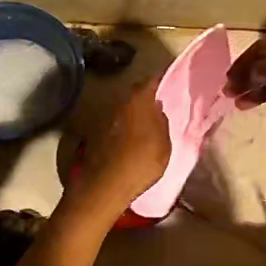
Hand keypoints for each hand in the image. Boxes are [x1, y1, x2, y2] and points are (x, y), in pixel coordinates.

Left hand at [74, 77, 171, 209]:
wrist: (106, 185)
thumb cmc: (142, 161)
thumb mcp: (165, 144)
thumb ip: (162, 121)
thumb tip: (157, 108)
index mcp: (139, 100)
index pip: (152, 81)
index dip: (162, 81)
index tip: (170, 84)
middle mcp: (119, 102)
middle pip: (135, 93)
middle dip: (147, 97)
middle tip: (160, 106)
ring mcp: (105, 117)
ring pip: (124, 108)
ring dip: (134, 113)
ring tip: (146, 124)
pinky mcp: (96, 133)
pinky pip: (116, 123)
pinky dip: (124, 126)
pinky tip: (131, 138)